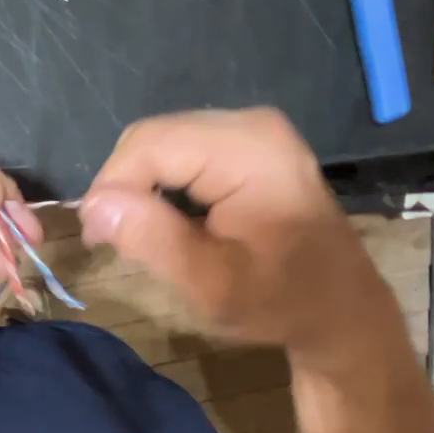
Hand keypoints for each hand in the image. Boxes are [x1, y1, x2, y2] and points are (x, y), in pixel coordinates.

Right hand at [78, 109, 389, 368]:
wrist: (339, 307)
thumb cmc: (279, 302)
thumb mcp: (211, 284)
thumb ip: (154, 240)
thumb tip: (94, 205)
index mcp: (246, 151)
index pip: (148, 144)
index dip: (110, 186)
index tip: (97, 239)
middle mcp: (249, 125)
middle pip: (153, 136)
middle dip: (121, 186)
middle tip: (111, 241)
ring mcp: (252, 132)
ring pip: (163, 142)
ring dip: (137, 187)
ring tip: (132, 235)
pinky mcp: (249, 147)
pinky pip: (183, 152)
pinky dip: (160, 184)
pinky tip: (162, 220)